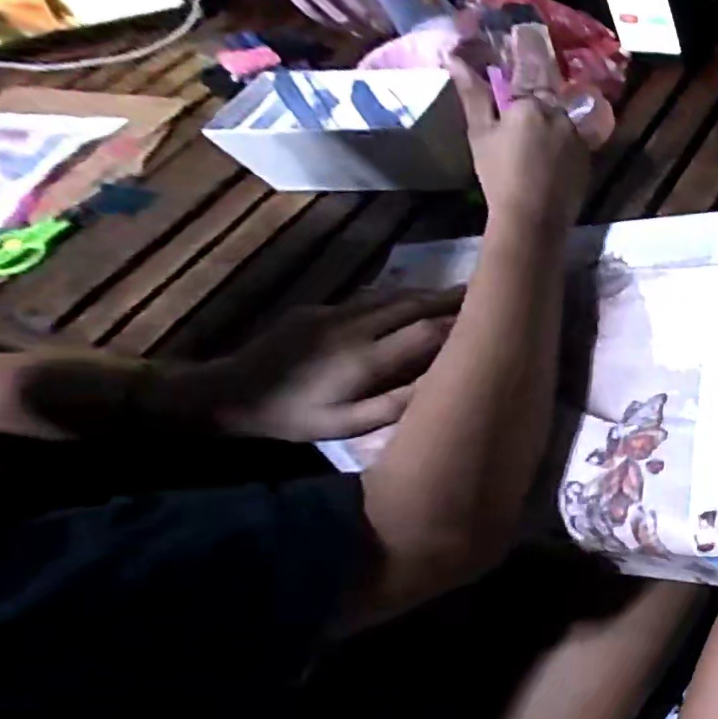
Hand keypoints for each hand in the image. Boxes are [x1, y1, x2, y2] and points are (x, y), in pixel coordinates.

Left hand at [173, 289, 463, 441]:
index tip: (495, 319)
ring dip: (432, 294)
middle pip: (415, 305)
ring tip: (463, 293)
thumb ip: (397, 404)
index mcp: (365, 359)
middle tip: (491, 293)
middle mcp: (354, 328)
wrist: (222, 393)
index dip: (463, 323)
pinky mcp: (319, 310)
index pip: (427, 332)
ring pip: (395, 297)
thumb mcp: (346, 425)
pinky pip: (372, 299)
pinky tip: (417, 301)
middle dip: (455, 299)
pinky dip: (404, 297)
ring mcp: (334, 314)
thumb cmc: (292, 417)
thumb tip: (445, 383)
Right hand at [448, 53, 589, 229]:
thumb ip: (473, 94)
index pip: (528, 73)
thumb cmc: (500, 174)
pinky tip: (546, 155)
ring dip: (549, 123)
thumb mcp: (480, 132)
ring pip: (562, 121)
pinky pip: (573, 142)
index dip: (521, 64)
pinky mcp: (588, 162)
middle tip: (519, 112)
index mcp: (534, 104)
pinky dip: (561, 143)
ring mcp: (579, 140)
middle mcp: (562, 118)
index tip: (517, 52)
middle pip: (548, 99)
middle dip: (534, 100)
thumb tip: (454, 58)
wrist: (534, 218)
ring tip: (531, 138)